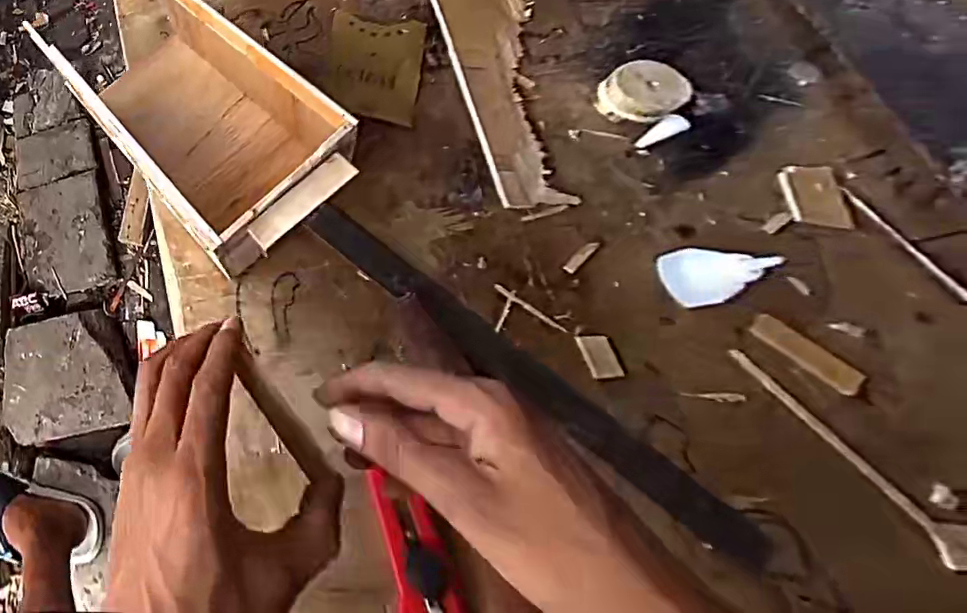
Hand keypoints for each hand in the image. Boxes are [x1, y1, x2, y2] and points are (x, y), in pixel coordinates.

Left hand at [105, 318, 340, 612]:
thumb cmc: (206, 610)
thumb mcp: (277, 575)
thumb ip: (314, 528)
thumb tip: (332, 487)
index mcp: (192, 472)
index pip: (205, 388)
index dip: (222, 351)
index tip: (234, 329)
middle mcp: (155, 455)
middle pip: (169, 372)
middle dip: (194, 341)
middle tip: (218, 328)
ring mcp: (134, 460)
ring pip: (146, 383)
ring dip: (171, 355)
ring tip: (197, 344)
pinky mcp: (126, 470)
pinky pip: (139, 406)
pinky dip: (157, 381)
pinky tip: (176, 387)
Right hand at [316, 363, 723, 612]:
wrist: (650, 605)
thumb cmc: (553, 550)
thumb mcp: (463, 500)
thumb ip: (398, 450)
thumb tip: (341, 414)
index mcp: (481, 402)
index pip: (399, 377)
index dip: (354, 384)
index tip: (318, 397)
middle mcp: (495, 403)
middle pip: (417, 394)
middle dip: (373, 409)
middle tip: (333, 429)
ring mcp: (513, 429)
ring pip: (436, 420)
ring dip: (396, 433)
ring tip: (358, 453)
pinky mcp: (523, 457)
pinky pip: (459, 442)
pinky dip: (426, 453)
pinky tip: (405, 472)